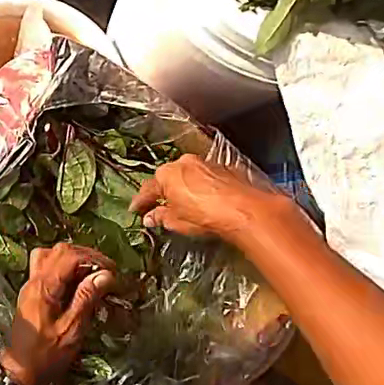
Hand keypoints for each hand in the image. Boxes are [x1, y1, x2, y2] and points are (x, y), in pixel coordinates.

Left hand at [0, 243, 115, 384]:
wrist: (21, 369)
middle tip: (105, 270)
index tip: (112, 271)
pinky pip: (46, 268)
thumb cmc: (47, 354)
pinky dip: (64, 268)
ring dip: (73, 259)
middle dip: (85, 255)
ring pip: (49, 256)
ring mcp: (30, 286)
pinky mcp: (31, 293)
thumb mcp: (72, 330)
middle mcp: (33, 282)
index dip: (93, 258)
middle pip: (57, 251)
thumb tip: (105, 275)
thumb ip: (86, 299)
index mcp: (43, 288)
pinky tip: (78, 283)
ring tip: (93, 274)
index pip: (68, 256)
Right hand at [129, 154, 298, 243]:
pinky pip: (209, 177)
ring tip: (186, 204)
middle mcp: (185, 163)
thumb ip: (160, 217)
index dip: (141, 202)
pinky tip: (207, 200)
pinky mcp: (228, 168)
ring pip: (190, 175)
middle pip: (170, 178)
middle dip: (165, 191)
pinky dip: (205, 187)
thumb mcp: (176, 221)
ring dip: (186, 188)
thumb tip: (151, 217)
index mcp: (166, 174)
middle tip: (161, 207)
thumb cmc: (205, 216)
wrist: (247, 211)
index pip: (148, 189)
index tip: (136, 211)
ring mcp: (208, 163)